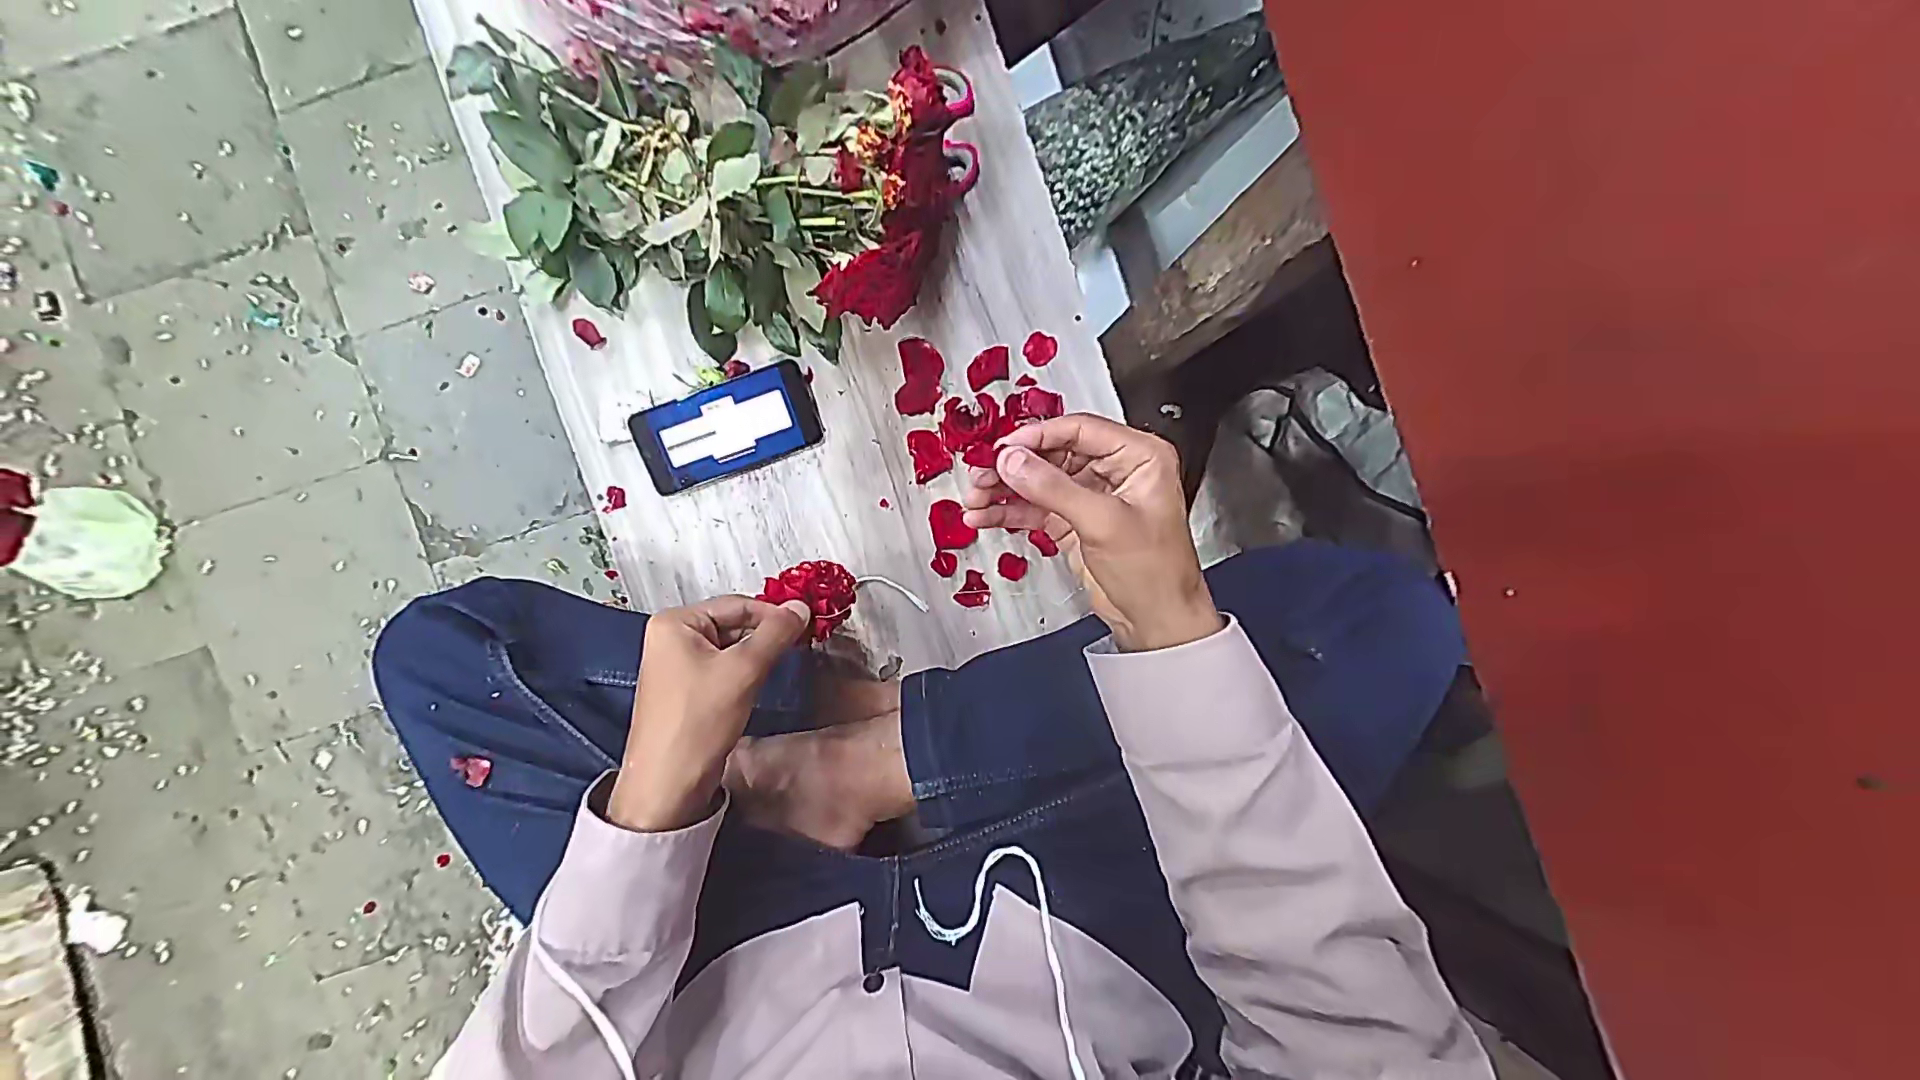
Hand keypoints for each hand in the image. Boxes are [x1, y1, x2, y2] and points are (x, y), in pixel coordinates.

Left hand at [608, 595, 811, 831]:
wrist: (669, 784)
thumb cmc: (698, 721)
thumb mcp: (744, 669)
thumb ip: (776, 633)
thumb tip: (800, 607)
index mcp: (674, 623)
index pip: (737, 604)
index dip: (772, 614)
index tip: (803, 624)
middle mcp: (671, 637)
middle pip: (733, 622)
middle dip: (765, 634)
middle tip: (797, 644)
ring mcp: (677, 663)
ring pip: (731, 645)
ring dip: (757, 653)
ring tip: (780, 664)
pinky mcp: (686, 687)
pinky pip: (723, 666)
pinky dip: (745, 670)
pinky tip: (759, 681)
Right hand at [963, 413, 1223, 651]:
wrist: (1156, 619)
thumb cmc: (1156, 573)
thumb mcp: (1103, 522)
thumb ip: (1054, 488)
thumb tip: (1015, 461)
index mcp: (1139, 456)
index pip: (1079, 429)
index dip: (1037, 436)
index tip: (1003, 448)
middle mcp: (1114, 470)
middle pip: (1052, 453)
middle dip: (1013, 465)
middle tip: (983, 473)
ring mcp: (1091, 495)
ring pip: (1038, 479)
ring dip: (1005, 488)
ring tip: (976, 497)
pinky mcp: (1073, 520)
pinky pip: (1034, 506)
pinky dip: (1009, 511)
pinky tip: (986, 516)